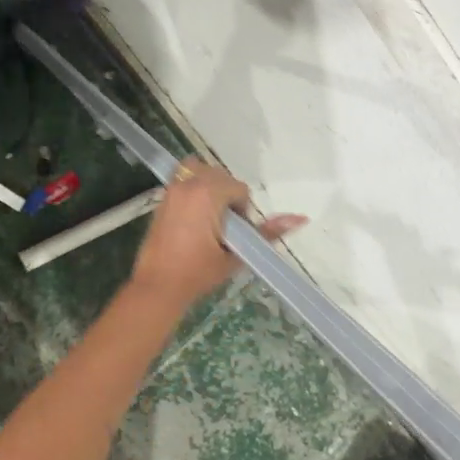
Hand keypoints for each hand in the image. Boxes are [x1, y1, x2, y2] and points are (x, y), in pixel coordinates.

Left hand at [130, 158, 306, 306]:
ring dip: (211, 189)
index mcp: (208, 194)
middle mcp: (189, 184)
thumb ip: (267, 233)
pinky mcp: (162, 199)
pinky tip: (194, 219)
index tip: (235, 233)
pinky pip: (183, 180)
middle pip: (221, 176)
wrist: (158, 286)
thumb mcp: (235, 255)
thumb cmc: (198, 273)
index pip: (239, 189)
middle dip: (227, 197)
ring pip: (201, 172)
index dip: (242, 211)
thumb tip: (301, 219)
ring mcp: (172, 189)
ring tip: (211, 219)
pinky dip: (194, 190)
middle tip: (225, 228)